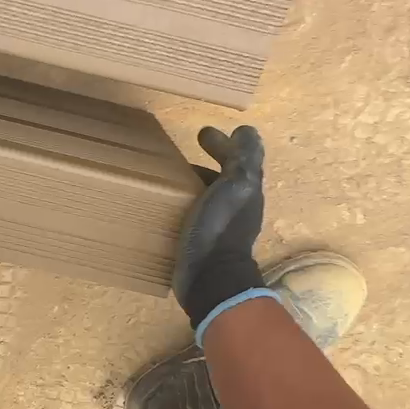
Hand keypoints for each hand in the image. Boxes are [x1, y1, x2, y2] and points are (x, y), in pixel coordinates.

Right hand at [173, 125, 267, 330]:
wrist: (209, 277)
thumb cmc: (220, 228)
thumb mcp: (237, 185)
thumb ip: (243, 158)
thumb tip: (245, 131)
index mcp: (245, 190)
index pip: (238, 158)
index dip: (223, 142)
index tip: (201, 132)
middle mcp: (234, 206)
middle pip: (223, 175)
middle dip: (207, 161)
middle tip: (183, 152)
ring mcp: (217, 225)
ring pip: (206, 194)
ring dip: (192, 182)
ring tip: (169, 175)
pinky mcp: (198, 240)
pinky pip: (191, 212)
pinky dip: (181, 202)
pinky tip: (164, 203)